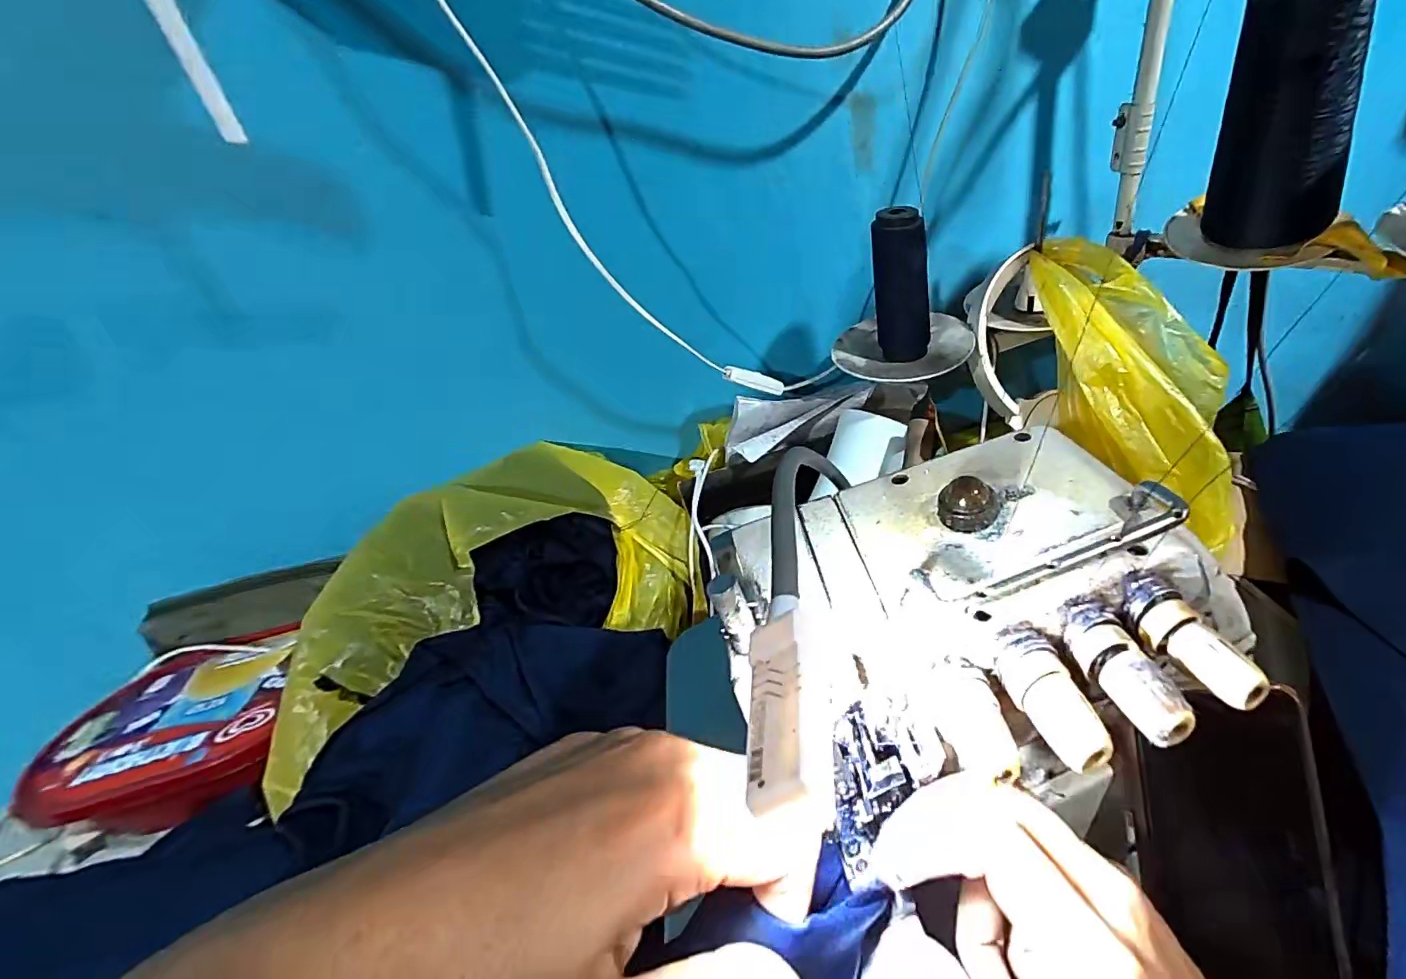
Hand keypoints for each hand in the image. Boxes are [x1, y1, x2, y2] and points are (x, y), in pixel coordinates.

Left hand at [133, 730, 815, 978]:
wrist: (318, 964)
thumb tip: (780, 964)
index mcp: (685, 814)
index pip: (795, 827)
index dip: (787, 894)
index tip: (749, 946)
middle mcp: (664, 753)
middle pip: (755, 799)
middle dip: (747, 865)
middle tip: (697, 939)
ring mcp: (616, 740)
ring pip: (708, 782)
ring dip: (704, 840)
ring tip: (644, 912)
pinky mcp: (575, 747)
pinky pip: (653, 774)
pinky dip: (657, 818)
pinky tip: (591, 875)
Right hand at [872, 773, 1202, 978]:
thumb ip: (966, 963)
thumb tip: (902, 936)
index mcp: (1090, 939)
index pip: (992, 829)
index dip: (931, 833)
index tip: (897, 854)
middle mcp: (1113, 897)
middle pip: (1006, 812)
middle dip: (950, 839)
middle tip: (921, 882)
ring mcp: (1126, 895)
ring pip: (1024, 836)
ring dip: (983, 880)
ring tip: (990, 957)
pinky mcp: (1128, 902)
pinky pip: (1050, 863)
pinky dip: (1014, 890)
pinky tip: (1018, 946)